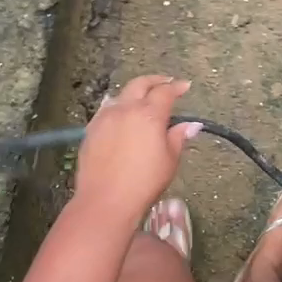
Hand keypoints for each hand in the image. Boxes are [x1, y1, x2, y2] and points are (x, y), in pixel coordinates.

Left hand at [74, 75, 199, 221]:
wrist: (105, 200)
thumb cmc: (143, 183)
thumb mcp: (169, 160)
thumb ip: (178, 137)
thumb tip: (191, 125)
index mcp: (149, 114)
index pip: (165, 92)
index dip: (177, 87)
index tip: (184, 86)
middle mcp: (126, 109)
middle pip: (140, 84)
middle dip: (156, 81)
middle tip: (166, 82)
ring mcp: (105, 118)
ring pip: (121, 95)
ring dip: (135, 92)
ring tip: (143, 97)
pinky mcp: (91, 130)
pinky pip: (106, 109)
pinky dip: (117, 105)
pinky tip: (120, 113)